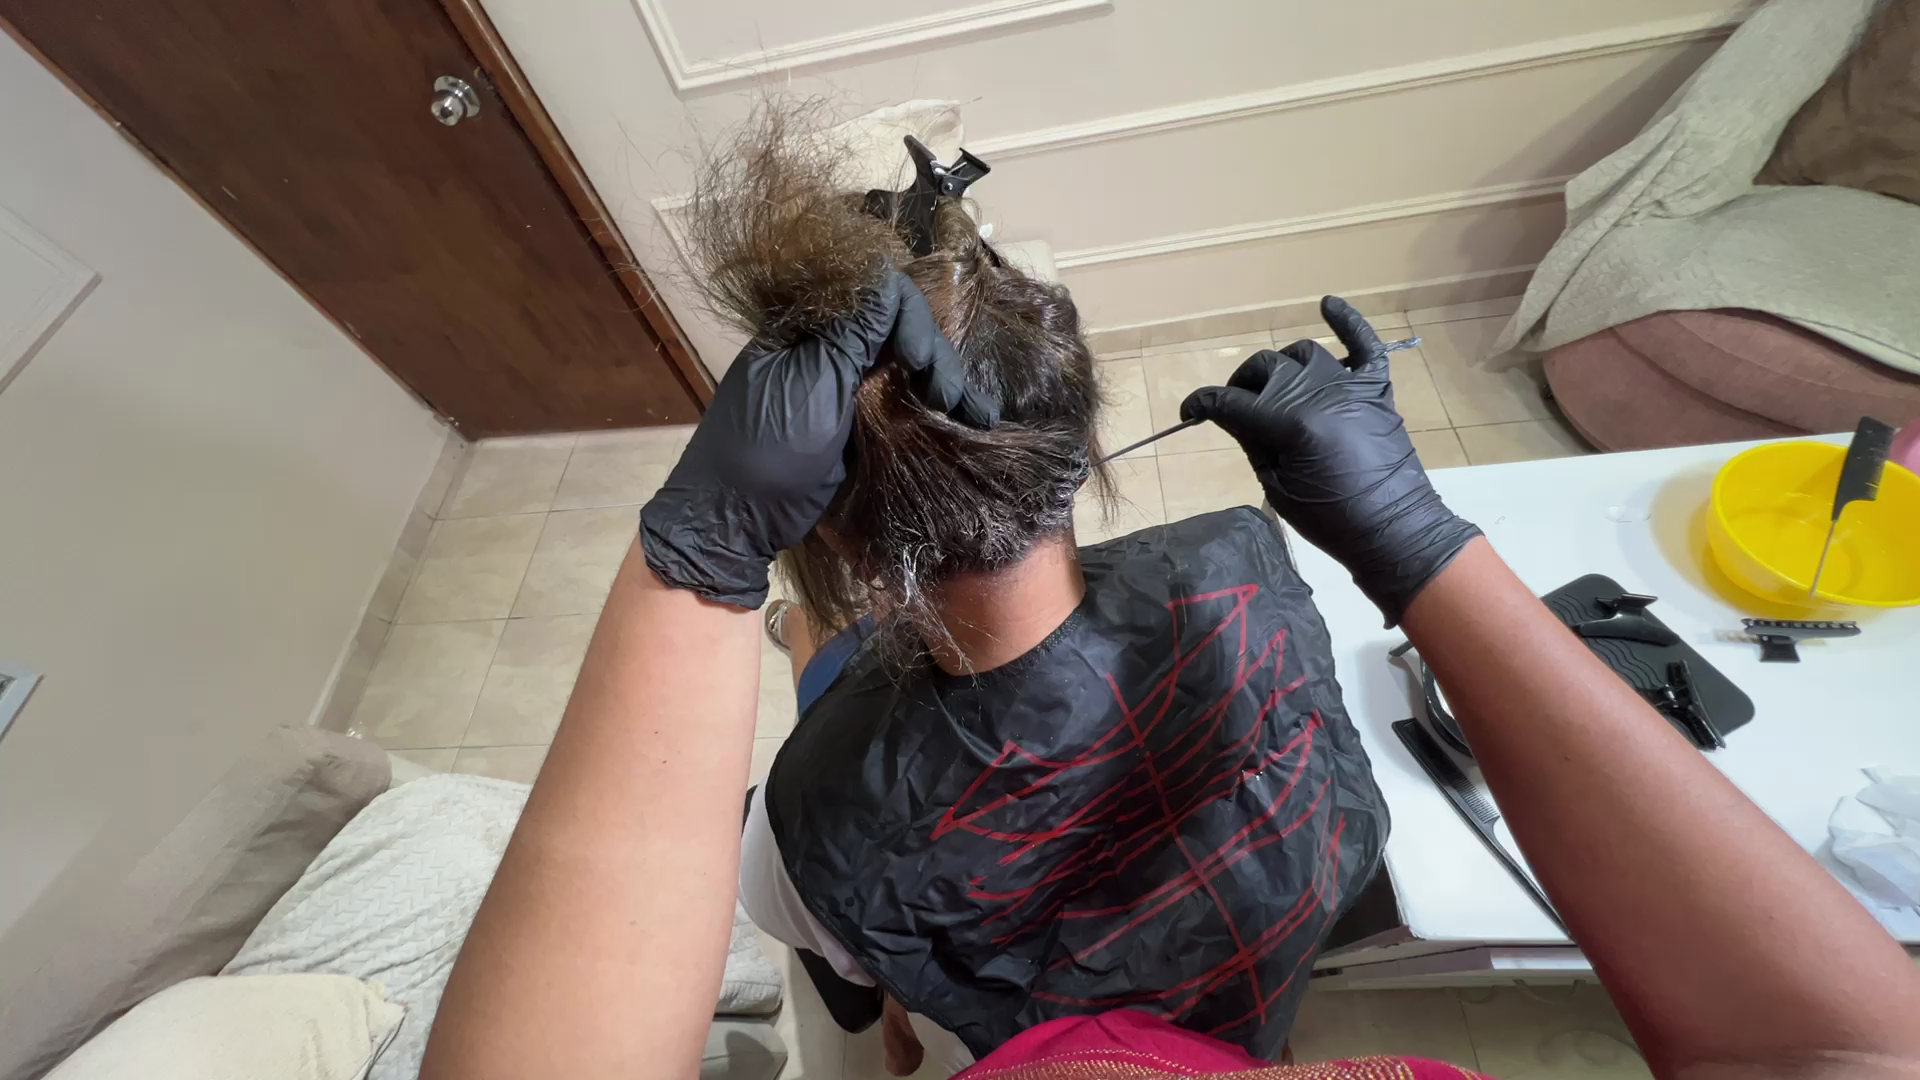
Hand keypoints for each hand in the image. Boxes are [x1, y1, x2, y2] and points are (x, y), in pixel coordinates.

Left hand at [642, 270, 996, 607]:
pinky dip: (934, 409)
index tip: (919, 361)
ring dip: (945, 384)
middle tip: (951, 400)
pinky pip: (902, 400)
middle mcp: (833, 349)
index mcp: (810, 328)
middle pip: (900, 331)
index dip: (909, 320)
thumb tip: (887, 277)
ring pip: (908, 368)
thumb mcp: (811, 387)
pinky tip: (969, 417)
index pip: (876, 297)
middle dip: (934, 357)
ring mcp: (848, 386)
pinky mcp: (860, 422)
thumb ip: (852, 334)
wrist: (739, 519)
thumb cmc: (766, 450)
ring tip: (975, 414)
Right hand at [1180, 295, 1480, 625]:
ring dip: (1280, 366)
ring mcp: (1351, 387)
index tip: (1189, 413)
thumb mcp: (1276, 485)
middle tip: (1233, 407)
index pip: (1232, 402)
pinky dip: (1346, 321)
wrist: (1393, 530)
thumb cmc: (1328, 520)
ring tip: (1273, 387)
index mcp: (1290, 423)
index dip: (1202, 404)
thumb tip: (1230, 416)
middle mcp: (1319, 394)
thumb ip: (1252, 441)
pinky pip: (1365, 344)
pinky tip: (1327, 305)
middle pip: (1265, 369)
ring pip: (1303, 353)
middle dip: (1239, 384)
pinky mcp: (1377, 389)